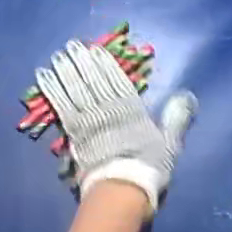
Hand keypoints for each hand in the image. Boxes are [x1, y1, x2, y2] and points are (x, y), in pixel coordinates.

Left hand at [35, 42, 196, 214]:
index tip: (95, 49)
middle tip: (71, 45)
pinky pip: (60, 103)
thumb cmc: (148, 168)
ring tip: (57, 55)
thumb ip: (176, 118)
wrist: (122, 187)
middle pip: (93, 79)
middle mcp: (108, 108)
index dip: (105, 63)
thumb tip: (187, 96)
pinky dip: (51, 87)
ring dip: (65, 70)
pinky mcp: (72, 130)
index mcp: (131, 109)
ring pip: (75, 87)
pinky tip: (43, 75)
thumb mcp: (170, 142)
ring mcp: (88, 118)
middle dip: (82, 61)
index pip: (116, 80)